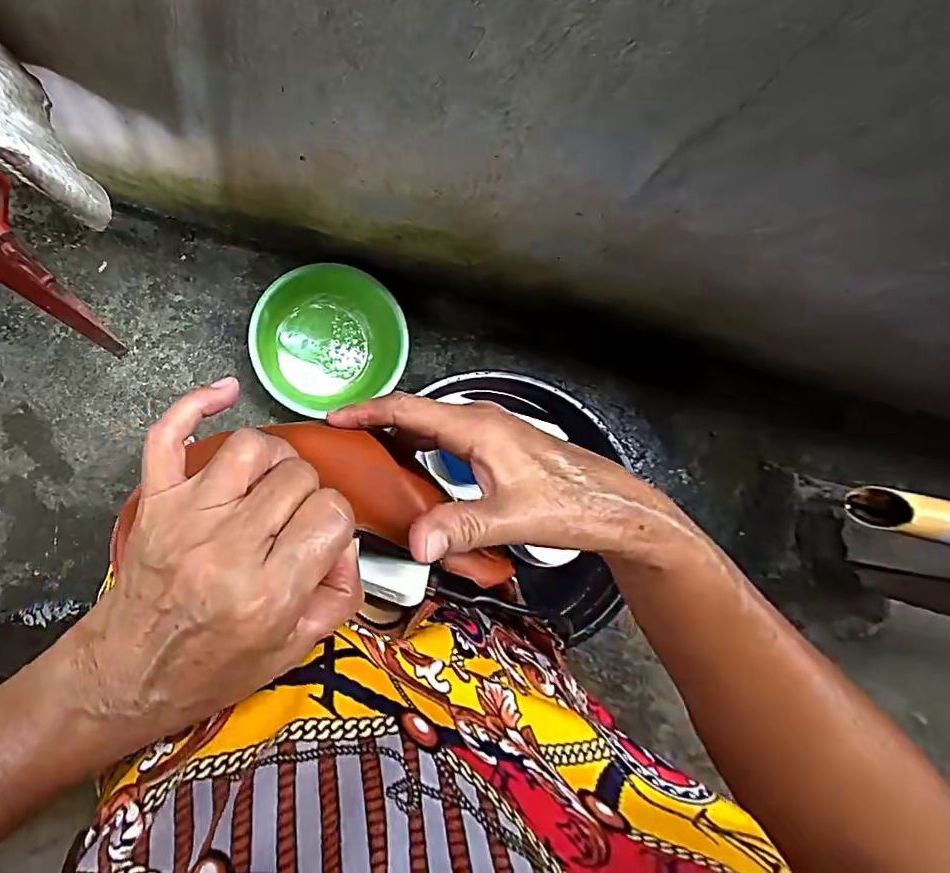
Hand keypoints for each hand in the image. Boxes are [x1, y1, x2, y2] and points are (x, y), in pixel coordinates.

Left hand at [68, 378, 360, 746]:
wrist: (130, 675)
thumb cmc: (211, 668)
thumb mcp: (292, 650)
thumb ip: (339, 592)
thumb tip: (347, 536)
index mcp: (267, 592)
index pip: (331, 514)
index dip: (336, 519)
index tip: (322, 533)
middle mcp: (227, 548)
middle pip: (297, 476)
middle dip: (308, 492)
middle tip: (294, 516)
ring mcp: (186, 517)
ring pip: (252, 447)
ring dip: (274, 457)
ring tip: (271, 480)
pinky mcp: (155, 500)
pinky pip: (170, 433)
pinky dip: (195, 404)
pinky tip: (224, 392)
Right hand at [327, 392, 710, 567]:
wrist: (613, 506)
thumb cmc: (572, 504)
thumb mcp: (510, 518)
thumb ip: (459, 528)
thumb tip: (417, 541)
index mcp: (477, 428)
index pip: (408, 408)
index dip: (367, 411)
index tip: (336, 418)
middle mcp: (480, 422)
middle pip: (414, 412)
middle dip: (373, 421)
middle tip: (342, 439)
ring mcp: (488, 431)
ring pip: (429, 424)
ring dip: (395, 433)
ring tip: (367, 453)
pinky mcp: (494, 446)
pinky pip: (444, 437)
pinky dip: (418, 445)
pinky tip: (413, 468)